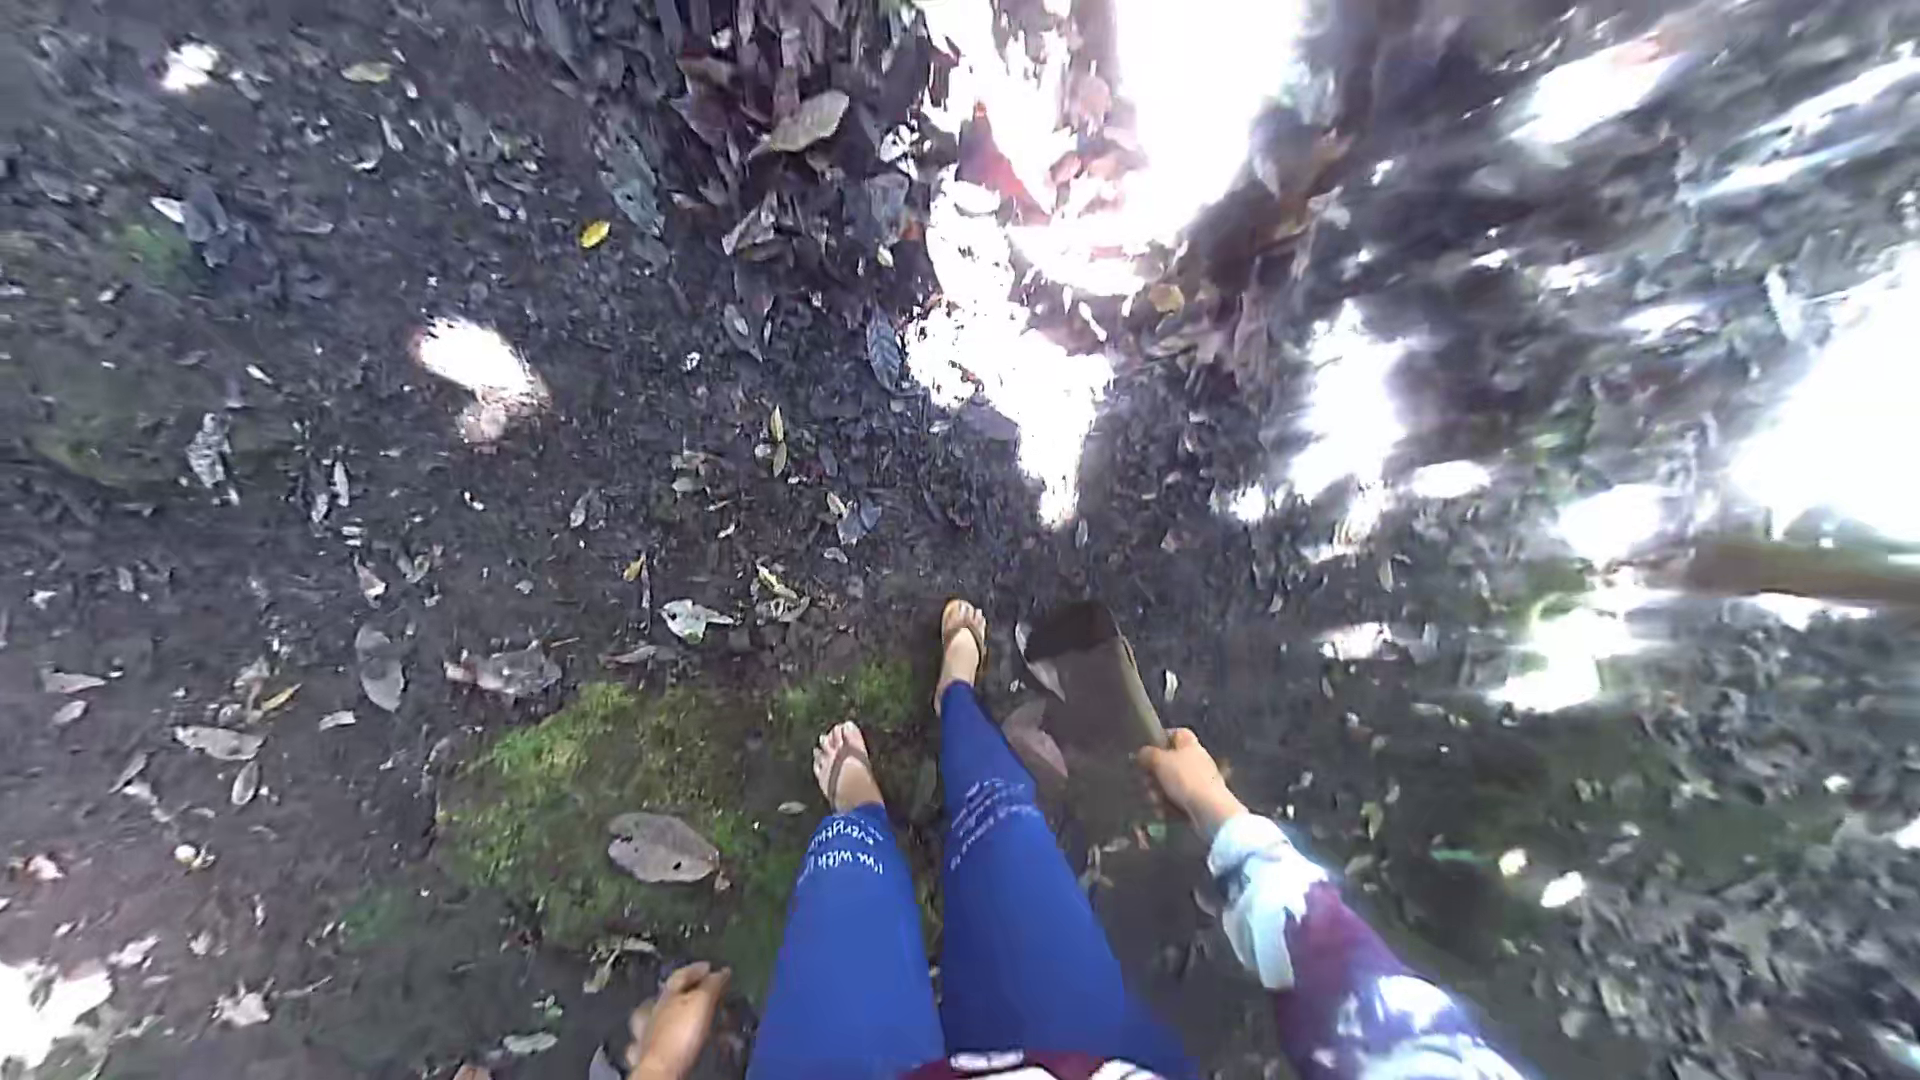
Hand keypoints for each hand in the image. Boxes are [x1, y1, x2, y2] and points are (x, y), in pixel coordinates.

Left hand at [625, 962, 730, 1079]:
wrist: (660, 1074)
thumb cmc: (682, 1033)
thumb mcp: (703, 1002)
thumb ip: (713, 984)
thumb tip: (723, 970)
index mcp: (667, 995)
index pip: (681, 975)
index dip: (696, 969)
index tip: (711, 967)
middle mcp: (652, 1013)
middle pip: (662, 997)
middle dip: (675, 993)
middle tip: (691, 993)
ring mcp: (644, 1037)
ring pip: (649, 1021)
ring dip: (660, 1017)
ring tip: (675, 1019)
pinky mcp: (643, 1060)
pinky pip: (645, 1047)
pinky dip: (651, 1044)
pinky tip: (658, 1045)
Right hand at [1135, 728, 1246, 839]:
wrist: (1211, 812)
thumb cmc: (1185, 779)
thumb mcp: (1159, 760)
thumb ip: (1147, 754)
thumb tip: (1141, 754)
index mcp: (1190, 745)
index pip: (1176, 733)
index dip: (1161, 738)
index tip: (1147, 749)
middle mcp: (1196, 761)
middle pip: (1169, 761)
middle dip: (1154, 773)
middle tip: (1146, 781)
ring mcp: (1199, 782)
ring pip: (1170, 783)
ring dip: (1158, 791)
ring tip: (1154, 799)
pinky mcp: (1200, 802)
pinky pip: (1177, 800)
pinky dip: (1168, 805)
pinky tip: (1161, 811)